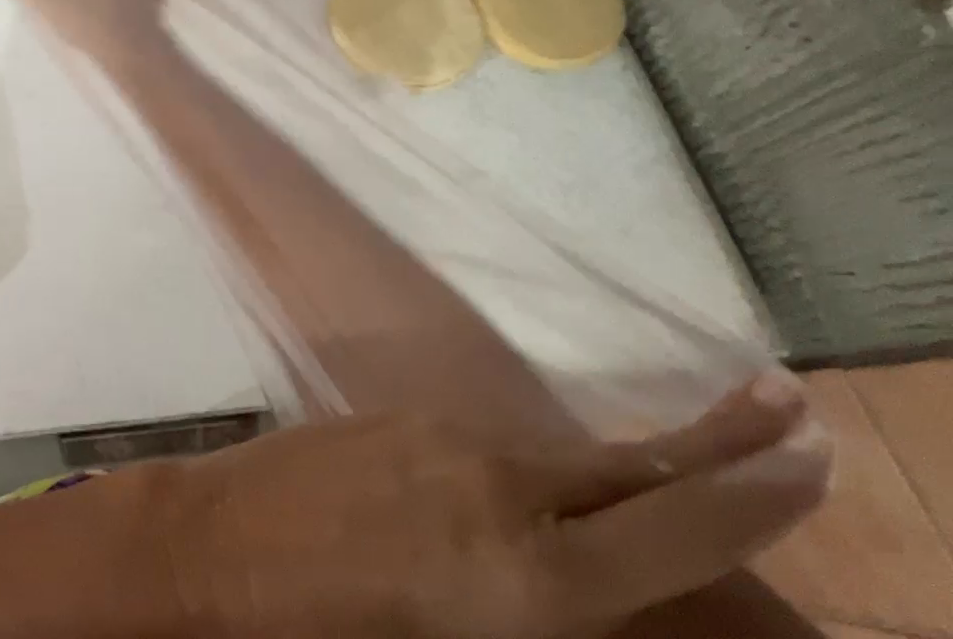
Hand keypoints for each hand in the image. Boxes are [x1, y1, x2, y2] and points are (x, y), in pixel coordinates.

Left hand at [161, 375, 830, 638]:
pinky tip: (509, 486)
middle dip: (711, 441)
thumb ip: (539, 600)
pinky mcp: (395, 417)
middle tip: (776, 404)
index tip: (808, 453)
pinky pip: (486, 443)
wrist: (211, 548)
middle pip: (629, 464)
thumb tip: (592, 572)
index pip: (675, 528)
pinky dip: (523, 464)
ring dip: (606, 464)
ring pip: (554, 453)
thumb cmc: (328, 628)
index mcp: (531, 575)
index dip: (753, 494)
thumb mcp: (464, 637)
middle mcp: (500, 490)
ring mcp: (442, 440)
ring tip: (655, 470)